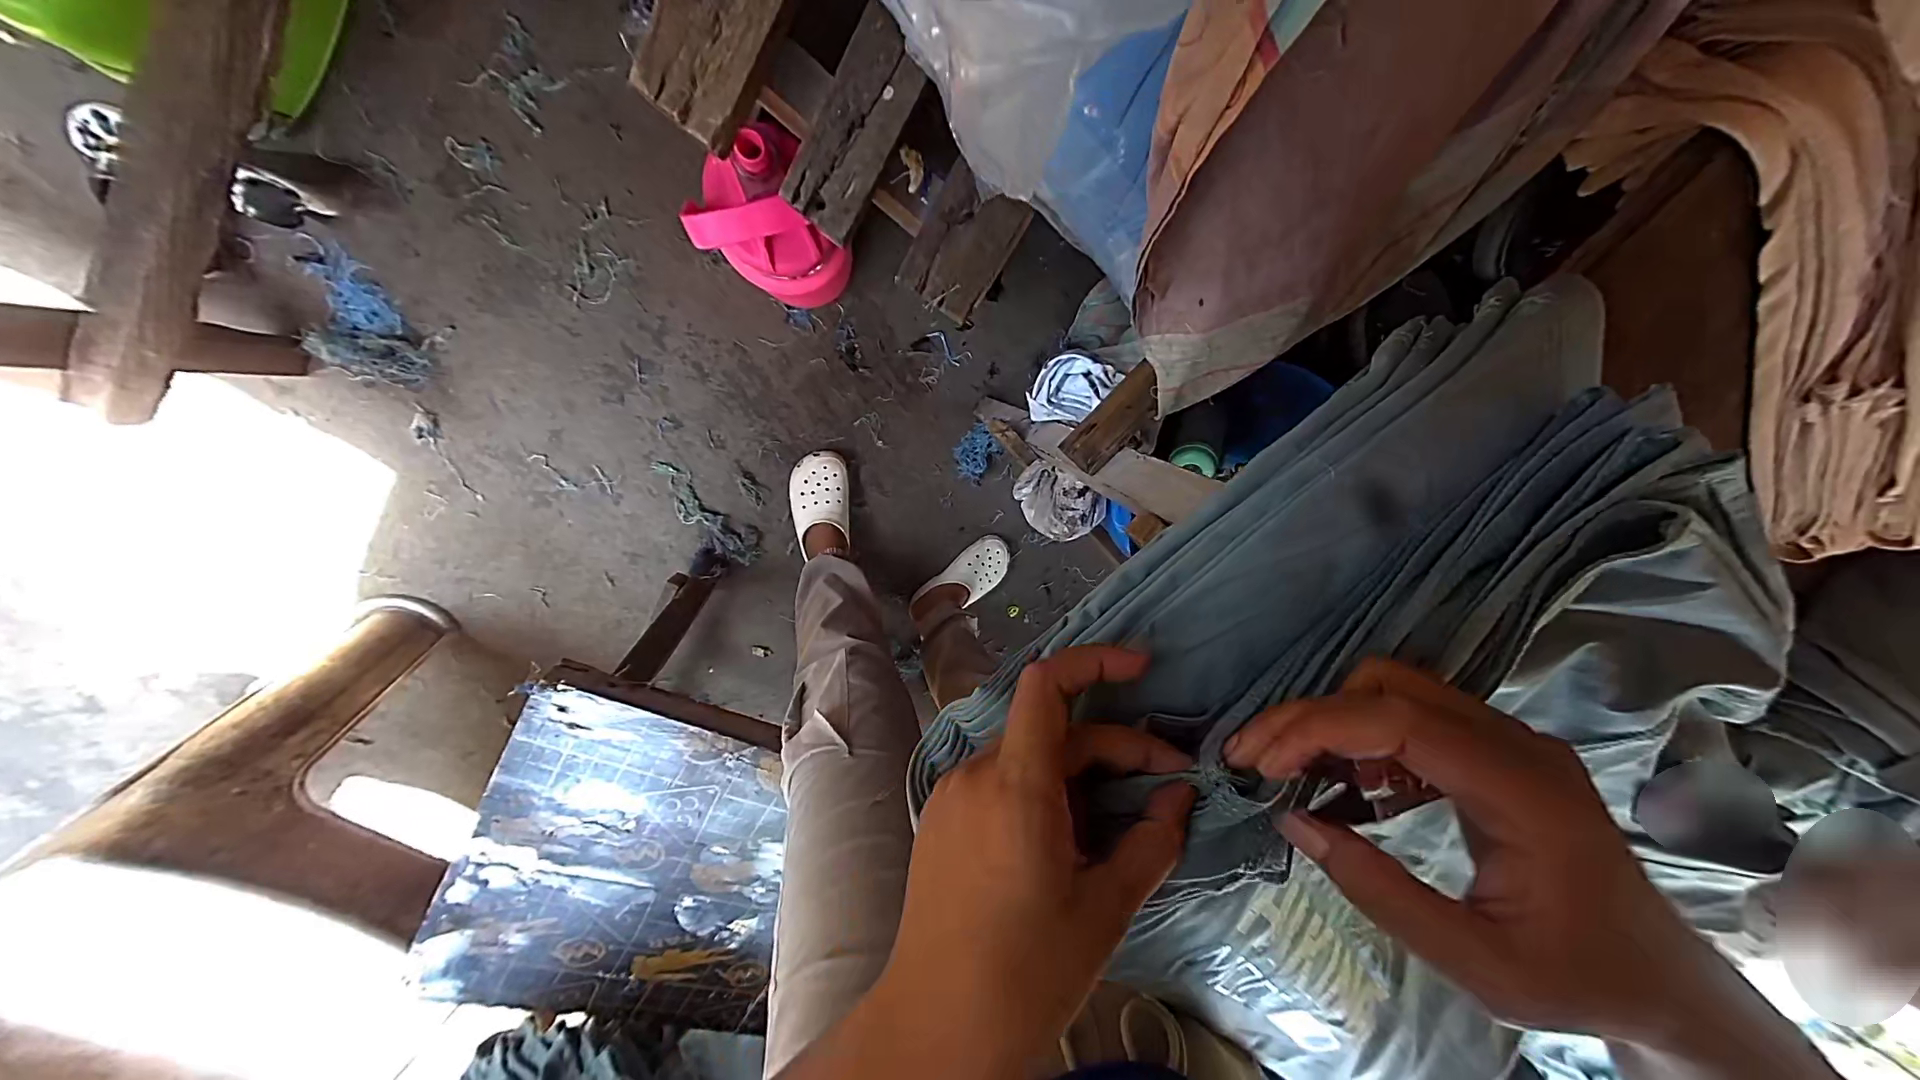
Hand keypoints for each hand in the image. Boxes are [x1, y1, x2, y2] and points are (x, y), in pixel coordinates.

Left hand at [791, 646, 1194, 1079]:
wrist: (936, 1025)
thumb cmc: (1026, 973)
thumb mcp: (1105, 908)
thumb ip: (1150, 841)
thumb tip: (1179, 796)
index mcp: (1016, 784)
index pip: (1046, 684)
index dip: (1094, 661)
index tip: (1141, 669)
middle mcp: (976, 773)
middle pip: (1053, 731)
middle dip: (1115, 748)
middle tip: (1167, 786)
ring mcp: (952, 793)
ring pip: (1028, 758)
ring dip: (1079, 775)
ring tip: (1116, 827)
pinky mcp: (942, 816)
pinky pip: (1001, 782)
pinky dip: (1042, 791)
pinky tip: (1066, 840)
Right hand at [1226, 659, 1837, 1077]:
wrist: (1665, 983)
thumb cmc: (1578, 977)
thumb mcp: (1476, 963)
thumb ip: (1379, 891)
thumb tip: (1290, 821)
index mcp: (1520, 787)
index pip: (1397, 719)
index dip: (1317, 731)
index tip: (1263, 767)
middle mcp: (1513, 742)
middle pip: (1385, 686)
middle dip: (1307, 716)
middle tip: (1254, 760)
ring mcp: (1504, 738)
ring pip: (1390, 689)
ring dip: (1328, 721)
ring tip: (1288, 770)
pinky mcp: (1491, 747)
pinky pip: (1406, 714)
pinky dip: (1357, 736)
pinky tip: (1343, 783)